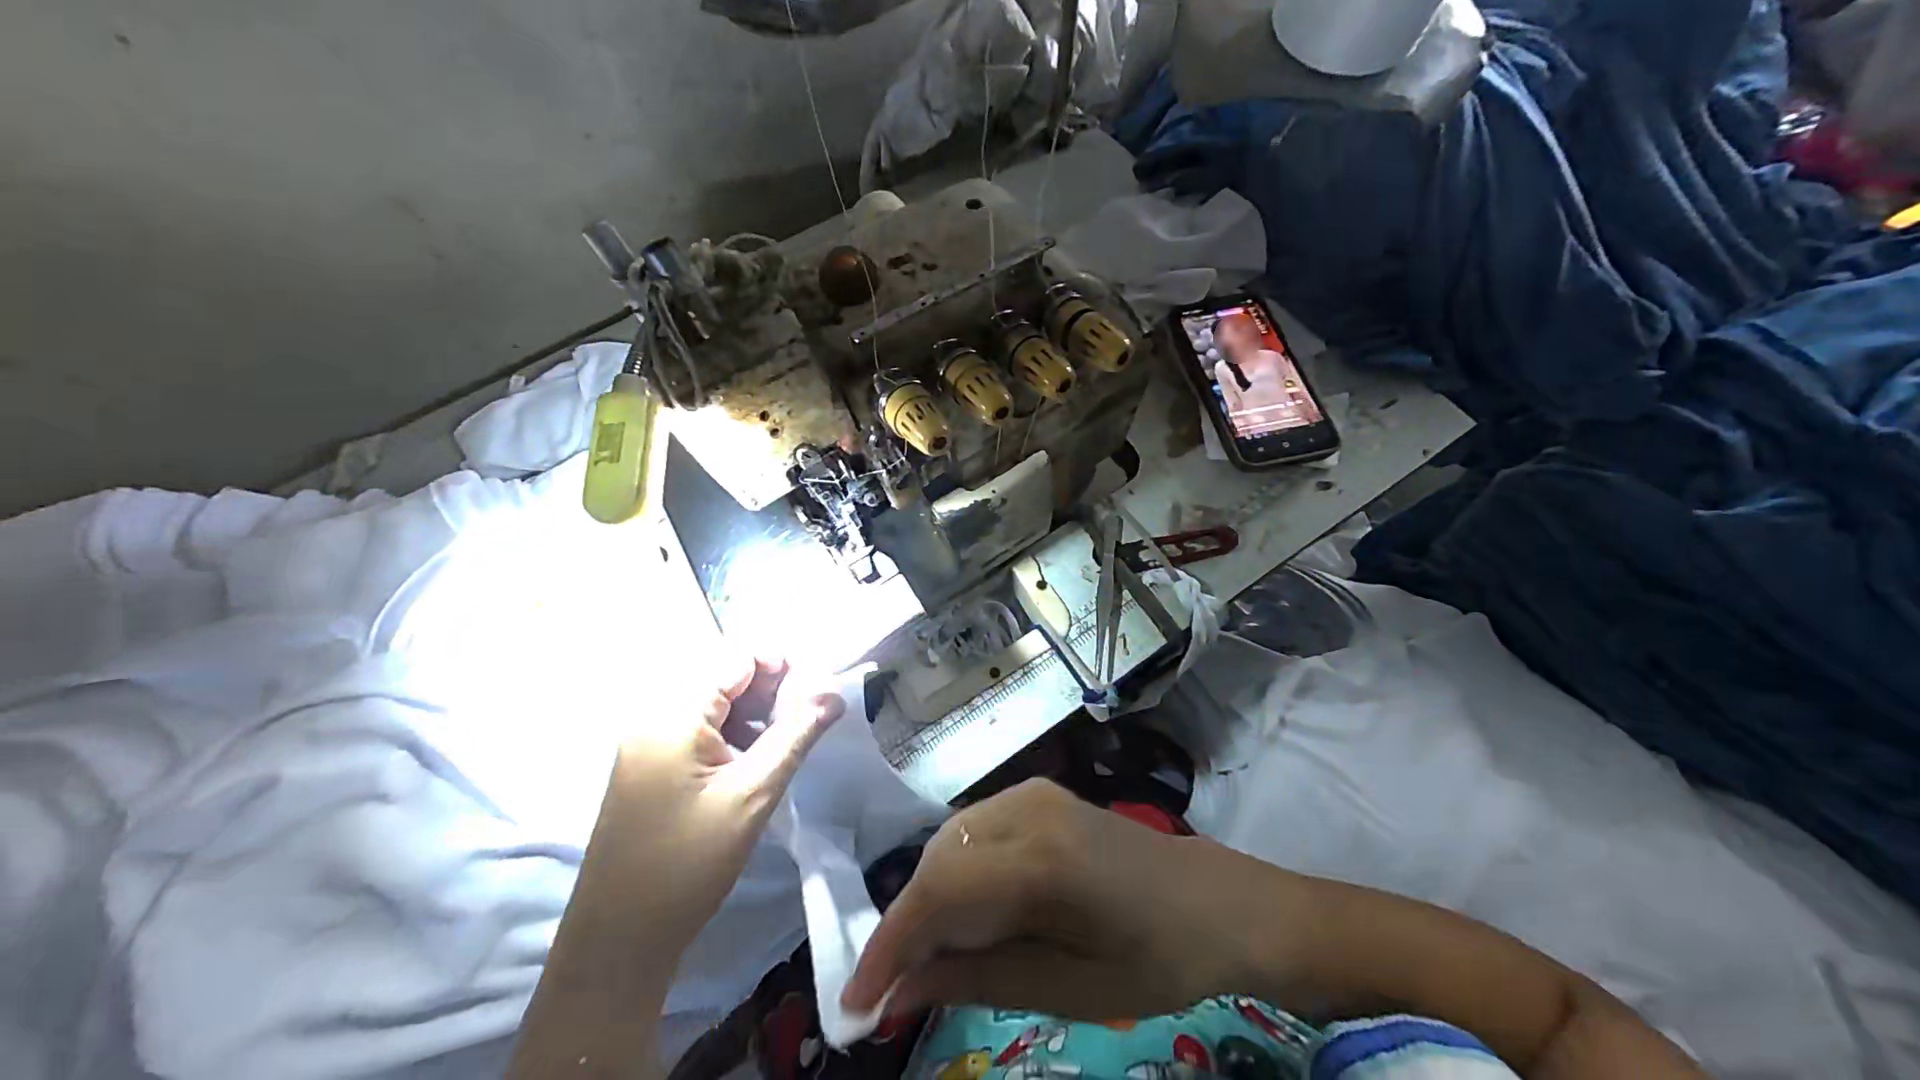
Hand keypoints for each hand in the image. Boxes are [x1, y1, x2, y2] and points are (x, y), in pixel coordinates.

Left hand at [600, 653, 845, 948]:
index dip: (779, 663)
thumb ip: (795, 735)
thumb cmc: (689, 862)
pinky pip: (698, 729)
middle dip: (770, 686)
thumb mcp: (752, 794)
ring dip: (753, 710)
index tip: (817, 689)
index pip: (733, 658)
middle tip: (808, 716)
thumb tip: (834, 692)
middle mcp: (653, 716)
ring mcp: (647, 742)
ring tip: (789, 737)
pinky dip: (732, 732)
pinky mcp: (650, 766)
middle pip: (721, 675)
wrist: (620, 938)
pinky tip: (756, 758)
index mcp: (672, 715)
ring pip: (712, 703)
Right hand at [842, 779, 1304, 1020]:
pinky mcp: (1036, 794)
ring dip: (930, 902)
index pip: (939, 893)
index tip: (856, 1004)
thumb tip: (896, 992)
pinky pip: (972, 834)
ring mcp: (1031, 793)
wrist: (1217, 902)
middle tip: (895, 991)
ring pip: (948, 844)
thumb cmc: (1158, 958)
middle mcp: (1027, 808)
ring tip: (932, 960)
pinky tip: (967, 917)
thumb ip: (977, 980)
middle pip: (936, 862)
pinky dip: (956, 877)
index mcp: (1044, 860)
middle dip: (908, 927)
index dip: (890, 947)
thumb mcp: (1070, 989)